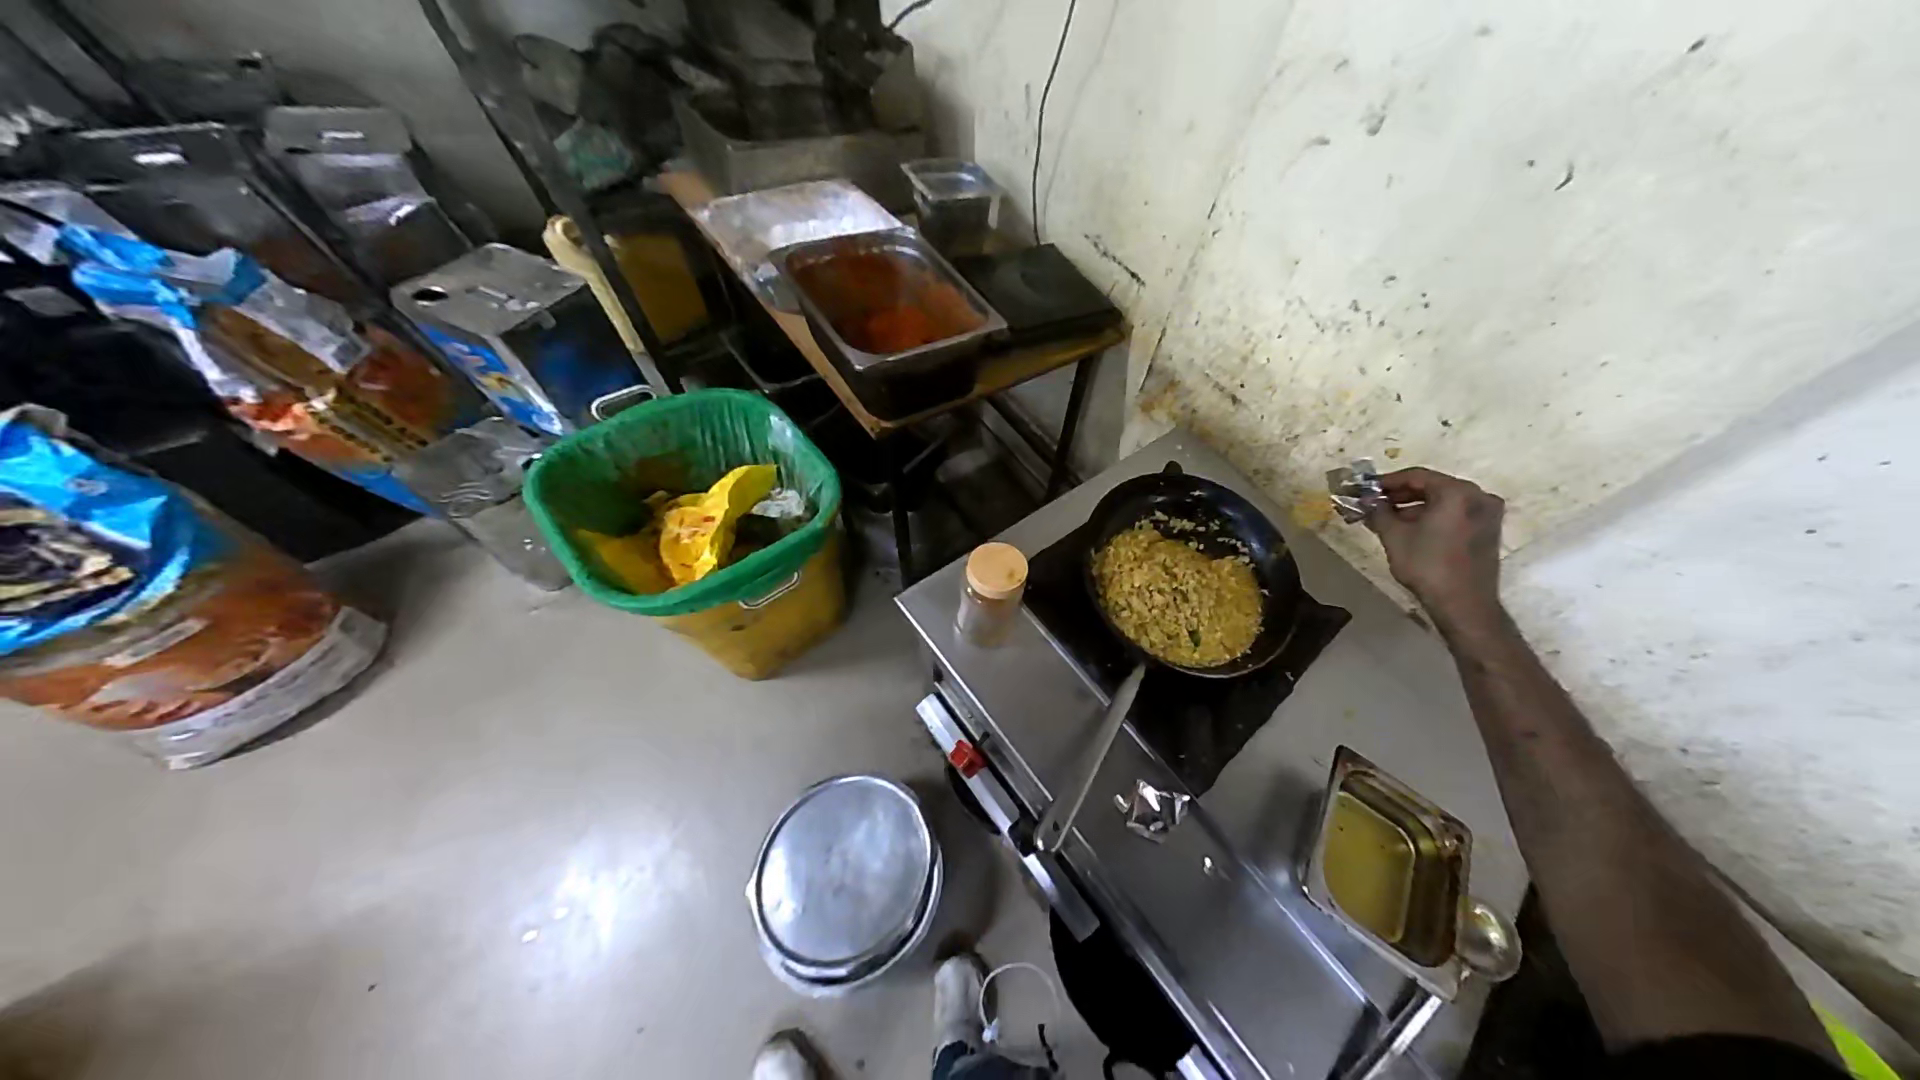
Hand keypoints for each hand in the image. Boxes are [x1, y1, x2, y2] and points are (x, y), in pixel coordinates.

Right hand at [1364, 467, 1505, 624]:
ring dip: (1414, 507)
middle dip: (1400, 495)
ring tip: (1386, 519)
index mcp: (1457, 492)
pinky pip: (1454, 514)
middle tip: (1373, 503)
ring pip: (1443, 501)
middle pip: (1432, 487)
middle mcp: (1478, 496)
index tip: (1365, 488)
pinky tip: (1409, 529)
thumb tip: (1367, 501)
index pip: (1416, 476)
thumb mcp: (1394, 536)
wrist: (1463, 603)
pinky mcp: (1488, 530)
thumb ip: (1378, 512)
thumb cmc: (1427, 565)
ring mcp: (1487, 513)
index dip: (1386, 482)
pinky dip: (1431, 517)